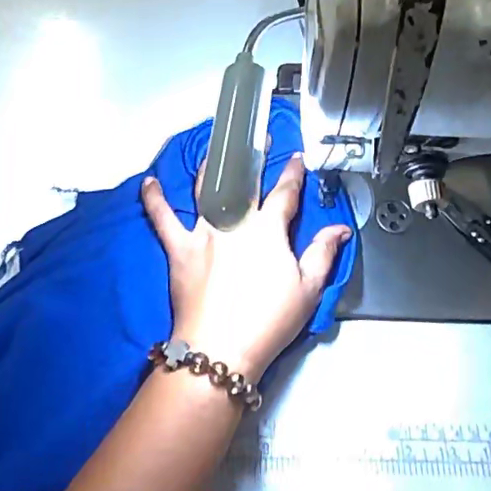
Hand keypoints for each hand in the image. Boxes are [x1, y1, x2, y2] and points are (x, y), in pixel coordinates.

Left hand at [141, 154, 348, 382]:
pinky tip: (149, 183)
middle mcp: (235, 223)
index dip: (293, 173)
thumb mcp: (308, 289)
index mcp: (268, 230)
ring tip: (214, 152)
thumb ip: (323, 252)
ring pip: (206, 190)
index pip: (285, 193)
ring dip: (210, 168)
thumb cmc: (267, 322)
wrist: (218, 351)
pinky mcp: (179, 250)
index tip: (296, 158)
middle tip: (259, 138)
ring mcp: (204, 233)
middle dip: (255, 156)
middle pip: (246, 180)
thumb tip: (340, 229)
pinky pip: (163, 219)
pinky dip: (154, 200)